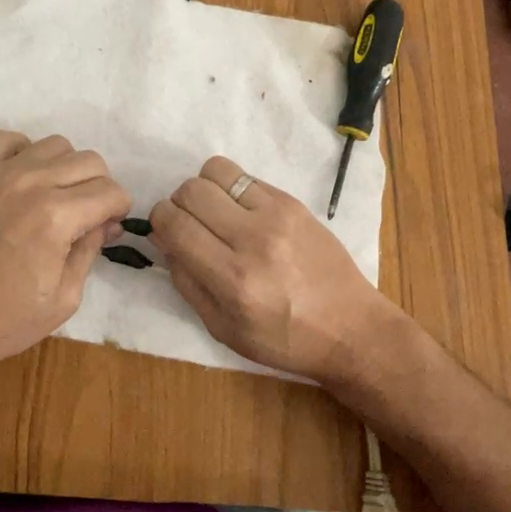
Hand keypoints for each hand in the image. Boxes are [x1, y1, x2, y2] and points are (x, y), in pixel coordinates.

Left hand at [0, 130, 131, 384]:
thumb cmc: (1, 321)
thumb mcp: (63, 299)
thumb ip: (89, 251)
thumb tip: (105, 223)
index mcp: (57, 216)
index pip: (110, 191)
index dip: (118, 210)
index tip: (109, 229)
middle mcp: (32, 183)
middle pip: (89, 161)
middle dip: (99, 188)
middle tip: (87, 219)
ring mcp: (0, 173)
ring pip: (55, 144)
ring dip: (66, 168)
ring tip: (57, 200)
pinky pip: (7, 138)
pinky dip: (23, 151)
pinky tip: (24, 179)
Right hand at [148, 156, 396, 381]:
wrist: (351, 328)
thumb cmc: (285, 340)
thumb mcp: (224, 329)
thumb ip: (187, 282)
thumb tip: (163, 239)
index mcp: (233, 280)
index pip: (175, 225)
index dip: (160, 222)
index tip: (166, 232)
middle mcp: (253, 241)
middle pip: (190, 191)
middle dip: (179, 204)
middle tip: (191, 224)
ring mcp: (276, 215)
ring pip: (215, 171)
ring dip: (205, 189)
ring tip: (216, 213)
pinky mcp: (293, 202)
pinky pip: (245, 176)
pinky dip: (233, 189)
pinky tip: (243, 213)